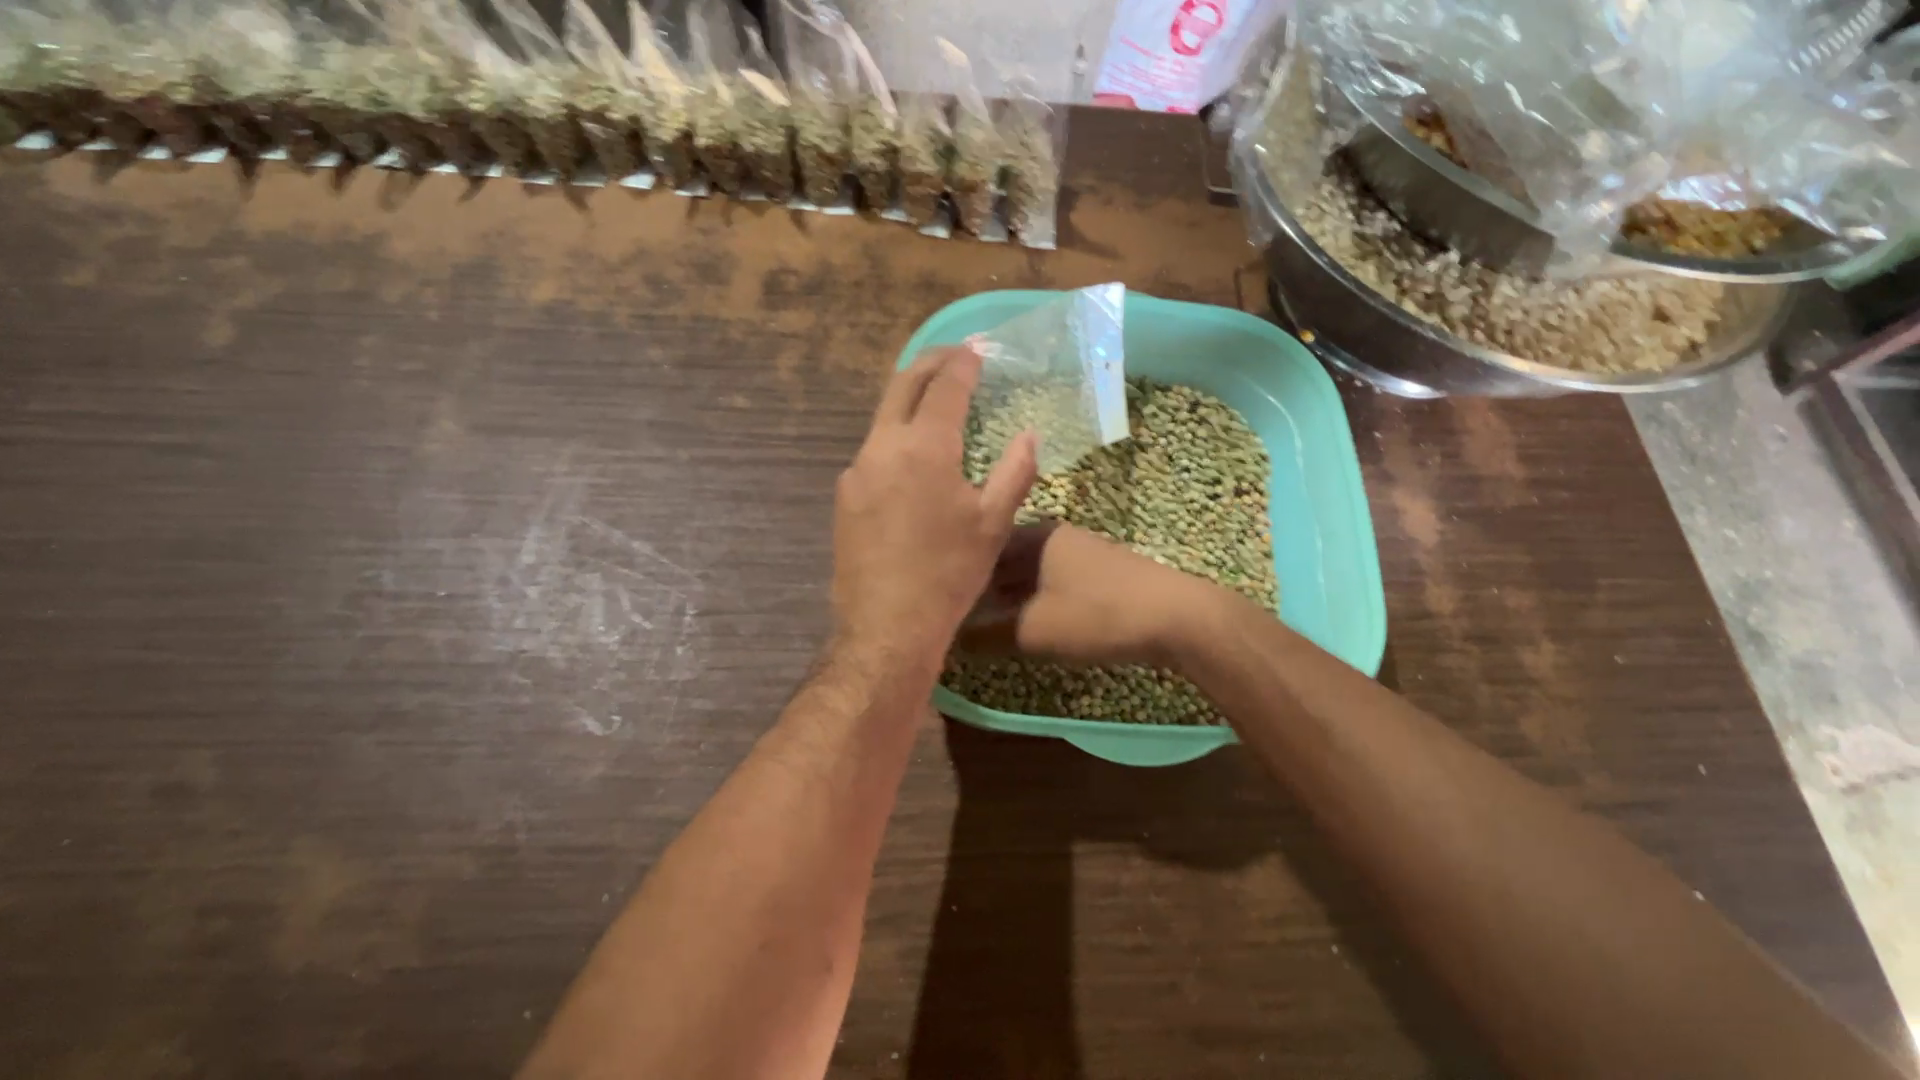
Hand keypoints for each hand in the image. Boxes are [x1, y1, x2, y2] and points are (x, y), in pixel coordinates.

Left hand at [831, 346, 1037, 667]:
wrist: (886, 624)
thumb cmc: (949, 573)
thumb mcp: (992, 523)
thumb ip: (1014, 471)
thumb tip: (1028, 435)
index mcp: (924, 447)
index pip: (945, 387)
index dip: (964, 363)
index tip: (978, 350)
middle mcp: (882, 447)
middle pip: (902, 385)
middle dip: (930, 364)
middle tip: (954, 356)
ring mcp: (856, 470)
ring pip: (883, 417)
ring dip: (909, 399)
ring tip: (935, 400)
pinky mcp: (844, 495)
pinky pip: (872, 450)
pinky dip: (895, 436)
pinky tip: (912, 455)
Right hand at [959, 523, 1224, 668]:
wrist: (1177, 619)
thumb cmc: (1096, 615)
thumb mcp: (1032, 630)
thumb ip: (984, 635)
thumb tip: (947, 638)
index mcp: (1031, 534)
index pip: (976, 547)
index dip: (954, 575)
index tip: (934, 601)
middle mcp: (1051, 536)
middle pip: (999, 562)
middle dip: (977, 590)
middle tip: (951, 621)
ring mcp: (1076, 553)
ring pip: (1024, 577)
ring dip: (1002, 601)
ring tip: (978, 629)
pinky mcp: (1094, 575)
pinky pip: (1046, 587)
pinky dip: (1028, 605)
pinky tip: (1020, 629)